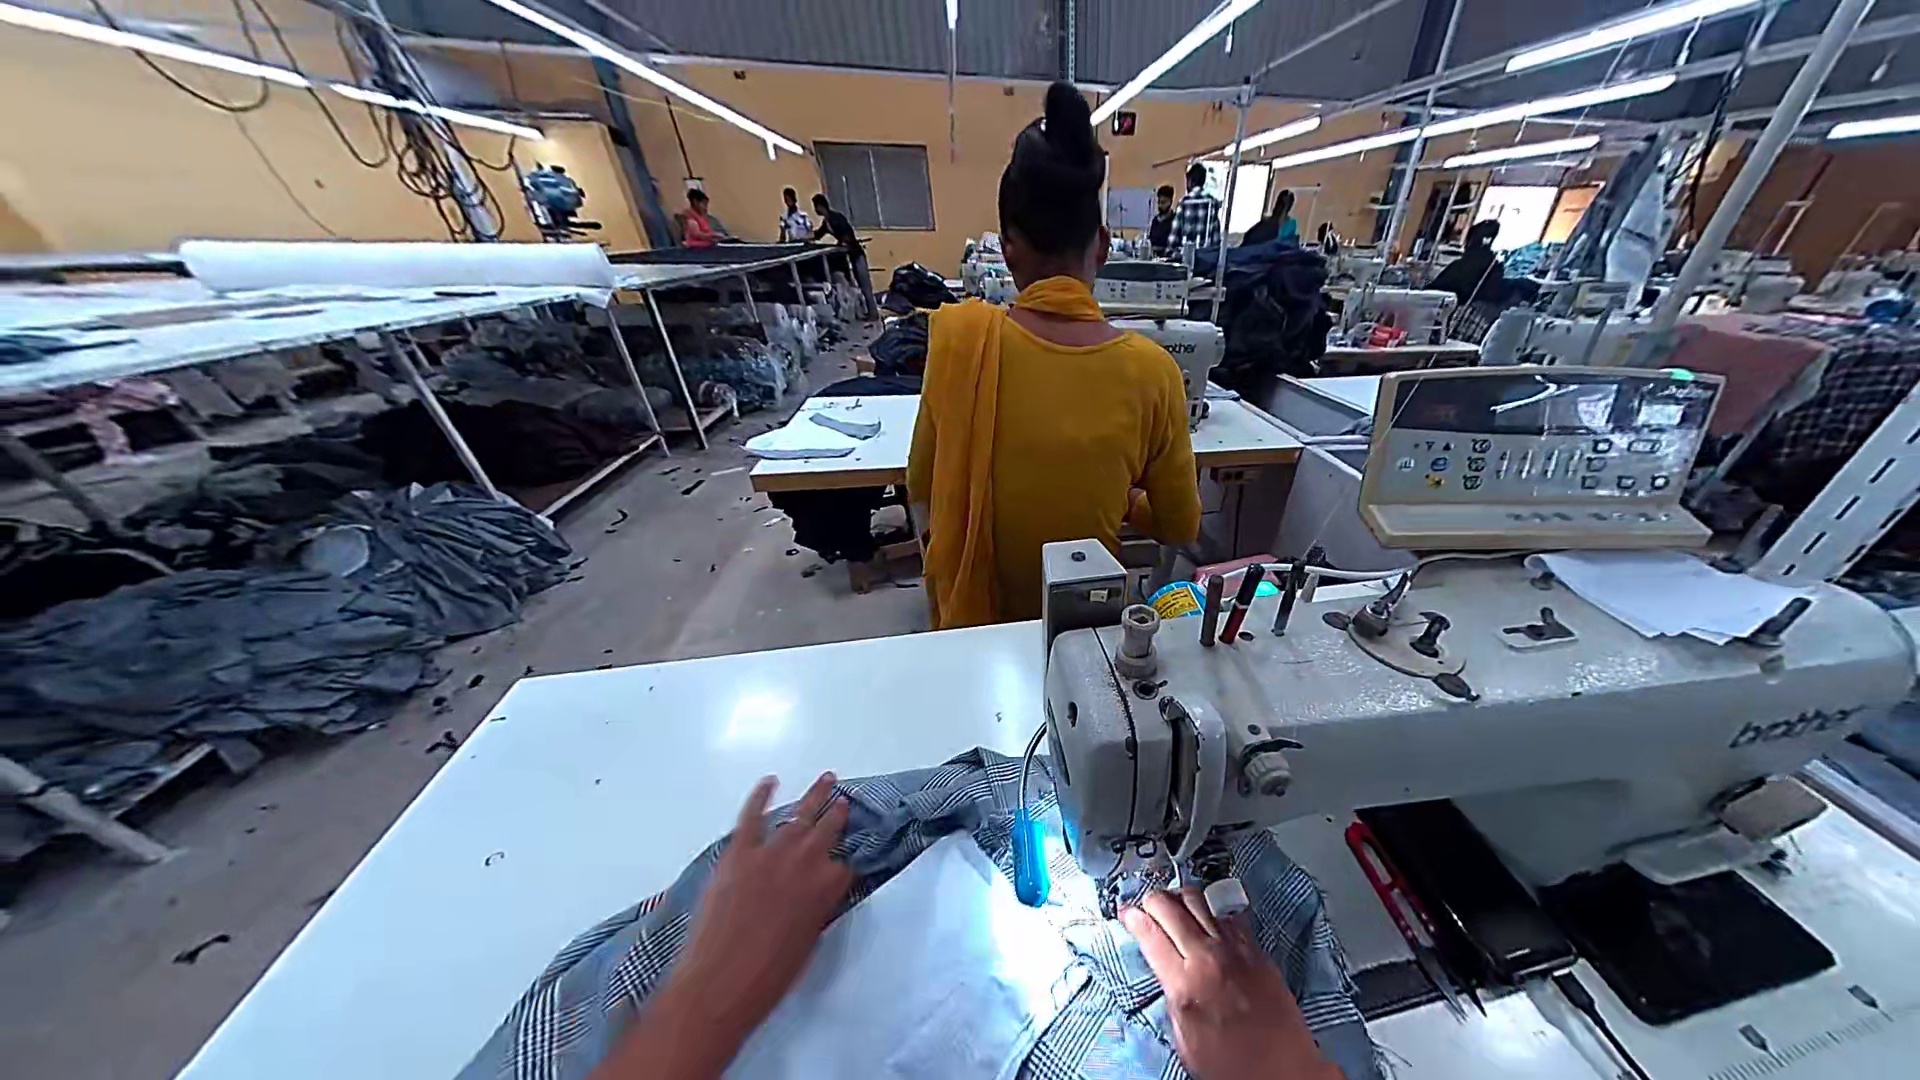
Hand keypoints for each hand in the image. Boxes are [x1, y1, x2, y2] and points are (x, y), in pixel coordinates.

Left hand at [593, 774, 852, 1079]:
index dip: (843, 867)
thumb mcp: (808, 943)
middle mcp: (806, 860)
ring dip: (815, 794)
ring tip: (826, 779)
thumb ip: (816, 909)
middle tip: (843, 801)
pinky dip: (760, 795)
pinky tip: (770, 782)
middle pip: (829, 828)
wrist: (718, 986)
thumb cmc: (767, 978)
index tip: (842, 865)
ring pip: (800, 813)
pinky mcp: (740, 851)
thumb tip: (814, 896)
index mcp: (827, 887)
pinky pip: (752, 814)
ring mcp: (772, 851)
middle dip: (838, 814)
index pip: (845, 867)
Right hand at [1120, 888, 1340, 1079]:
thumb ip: (1170, 996)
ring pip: (1195, 898)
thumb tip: (1162, 966)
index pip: (1148, 932)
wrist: (1288, 1076)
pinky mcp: (1254, 949)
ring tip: (1174, 907)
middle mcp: (1206, 959)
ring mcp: (1233, 950)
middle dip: (1150, 901)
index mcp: (1184, 986)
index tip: (1126, 914)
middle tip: (1147, 908)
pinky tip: (1205, 921)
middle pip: (1167, 905)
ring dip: (1178, 898)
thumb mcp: (1185, 1041)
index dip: (1131, 917)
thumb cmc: (1235, 1069)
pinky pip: (1224, 913)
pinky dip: (1209, 910)